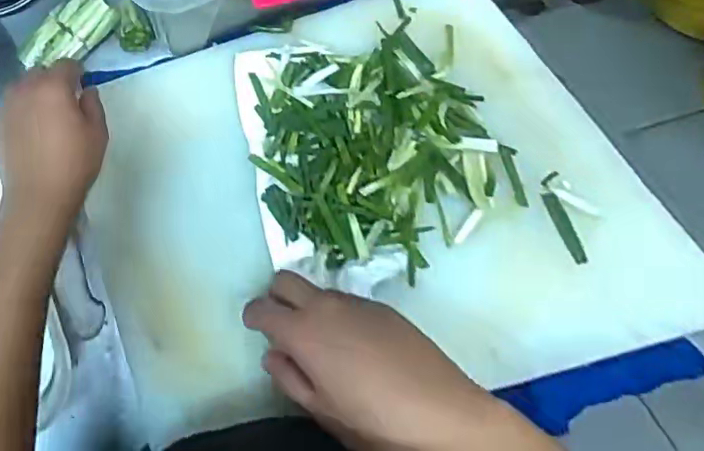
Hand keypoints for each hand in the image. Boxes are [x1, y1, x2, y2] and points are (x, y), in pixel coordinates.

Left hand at [0, 60, 106, 236]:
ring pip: (23, 86)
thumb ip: (93, 104)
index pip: (66, 64)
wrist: (36, 197)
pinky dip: (22, 108)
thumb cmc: (73, 165)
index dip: (77, 73)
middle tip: (65, 102)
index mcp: (52, 86)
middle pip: (41, 72)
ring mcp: (8, 104)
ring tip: (46, 116)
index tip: (82, 86)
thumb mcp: (97, 134)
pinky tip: (31, 129)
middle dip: (54, 80)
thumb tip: (86, 90)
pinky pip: (12, 104)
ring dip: (35, 92)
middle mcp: (26, 88)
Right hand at [242, 272, 558, 450]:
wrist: (450, 419)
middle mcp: (322, 306)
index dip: (252, 315)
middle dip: (275, 296)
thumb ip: (290, 380)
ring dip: (309, 304)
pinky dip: (339, 313)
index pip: (260, 307)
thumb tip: (273, 355)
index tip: (254, 327)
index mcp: (301, 331)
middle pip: (283, 280)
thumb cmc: (379, 424)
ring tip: (325, 339)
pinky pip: (347, 300)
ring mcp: (353, 302)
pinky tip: (358, 345)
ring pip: (316, 289)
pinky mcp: (381, 307)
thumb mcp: (326, 412)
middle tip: (283, 323)